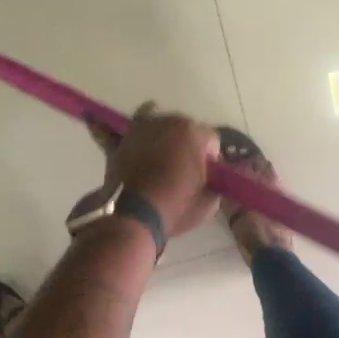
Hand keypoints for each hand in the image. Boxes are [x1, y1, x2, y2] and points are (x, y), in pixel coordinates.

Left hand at [104, 103, 220, 237]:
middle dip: (188, 146)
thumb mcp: (208, 203)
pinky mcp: (123, 139)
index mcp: (193, 133)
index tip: (207, 176)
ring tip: (162, 162)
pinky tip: (135, 145)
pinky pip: (134, 131)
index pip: (212, 140)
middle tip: (184, 171)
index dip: (211, 159)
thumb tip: (211, 181)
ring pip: (161, 128)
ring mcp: (143, 127)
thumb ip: (214, 183)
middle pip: (186, 130)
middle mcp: (168, 121)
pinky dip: (137, 136)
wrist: (134, 216)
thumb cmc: (175, 208)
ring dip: (166, 140)